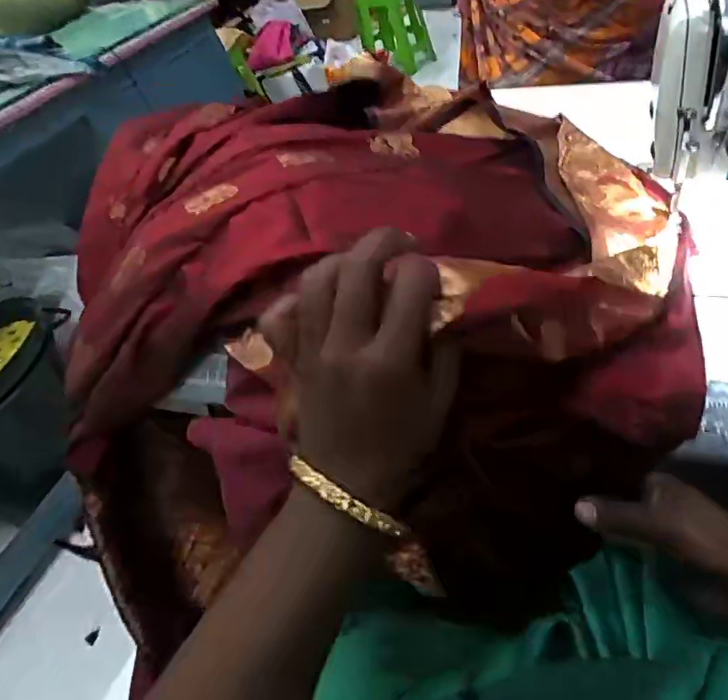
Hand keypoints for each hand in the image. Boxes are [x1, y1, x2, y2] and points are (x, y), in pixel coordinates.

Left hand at [261, 228, 459, 511]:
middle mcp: (345, 345)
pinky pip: (281, 311)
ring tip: (364, 263)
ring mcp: (311, 349)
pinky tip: (322, 294)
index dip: (426, 268)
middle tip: (403, 243)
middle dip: (385, 240)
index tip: (432, 276)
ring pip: (316, 278)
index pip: (409, 283)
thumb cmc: (402, 445)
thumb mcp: (441, 400)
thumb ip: (446, 346)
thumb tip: (443, 301)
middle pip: (357, 266)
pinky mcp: (290, 357)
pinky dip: (299, 294)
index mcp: (390, 359)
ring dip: (344, 258)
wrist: (344, 487)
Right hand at [575, 472, 727, 578]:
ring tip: (570, 520)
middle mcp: (661, 496)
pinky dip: (620, 540)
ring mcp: (666, 521)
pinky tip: (598, 544)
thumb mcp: (658, 526)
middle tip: (560, 500)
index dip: (594, 475)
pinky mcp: (670, 546)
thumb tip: (575, 505)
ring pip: (628, 517)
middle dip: (597, 499)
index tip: (564, 476)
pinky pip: (636, 538)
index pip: (619, 472)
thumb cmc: (705, 540)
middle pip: (622, 495)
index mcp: (659, 481)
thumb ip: (619, 516)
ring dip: (607, 522)